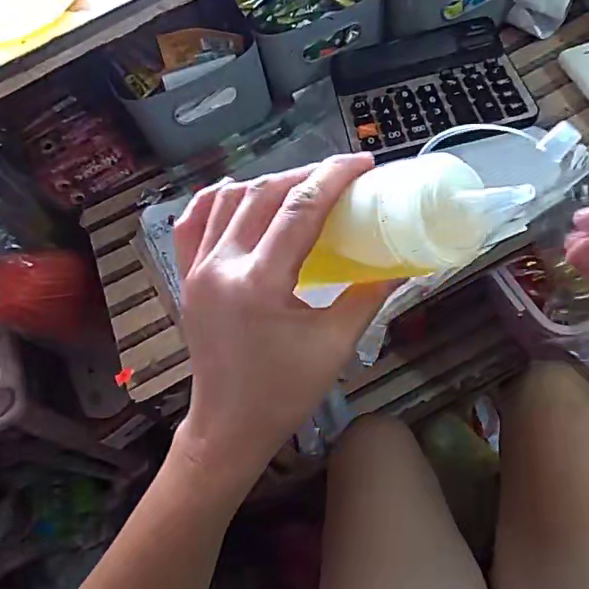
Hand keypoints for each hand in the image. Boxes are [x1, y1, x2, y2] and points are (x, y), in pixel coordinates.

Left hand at [170, 155, 395, 490]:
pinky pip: (194, 222)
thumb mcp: (336, 345)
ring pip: (228, 200)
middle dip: (306, 175)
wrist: (229, 426)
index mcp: (260, 283)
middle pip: (263, 194)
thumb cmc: (285, 392)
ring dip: (267, 183)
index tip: (362, 163)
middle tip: (339, 176)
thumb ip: (368, 297)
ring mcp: (197, 270)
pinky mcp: (187, 278)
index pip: (300, 209)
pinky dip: (219, 199)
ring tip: (300, 186)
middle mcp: (221, 266)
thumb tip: (401, 265)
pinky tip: (240, 193)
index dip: (334, 177)